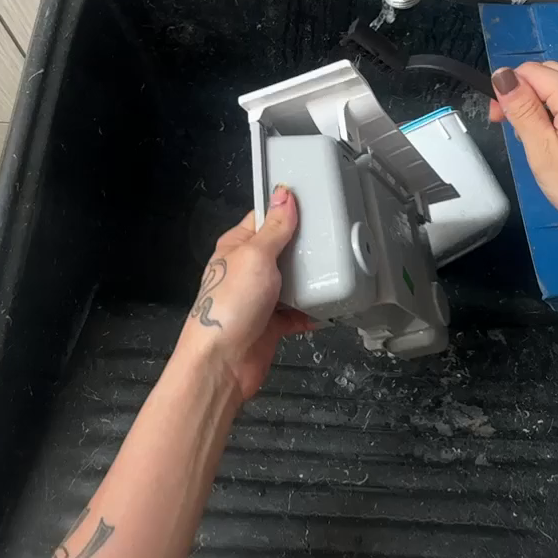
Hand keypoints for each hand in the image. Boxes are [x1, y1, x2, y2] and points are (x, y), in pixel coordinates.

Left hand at [176, 185, 316, 401]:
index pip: (264, 219)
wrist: (222, 363)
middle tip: (332, 240)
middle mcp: (246, 270)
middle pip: (282, 251)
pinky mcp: (271, 324)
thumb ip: (275, 227)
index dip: (286, 211)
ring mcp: (259, 298)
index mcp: (236, 247)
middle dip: (305, 249)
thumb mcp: (256, 256)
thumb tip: (283, 193)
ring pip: (292, 282)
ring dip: (311, 282)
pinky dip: (312, 312)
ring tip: (335, 273)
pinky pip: (297, 313)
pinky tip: (328, 308)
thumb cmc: (230, 305)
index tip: (314, 205)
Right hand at [491, 61, 557, 255]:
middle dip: (528, 94)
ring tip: (550, 140)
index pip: (530, 71)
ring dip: (551, 100)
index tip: (501, 123)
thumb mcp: (546, 156)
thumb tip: (502, 75)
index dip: (507, 92)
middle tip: (522, 134)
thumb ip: (523, 111)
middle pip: (552, 72)